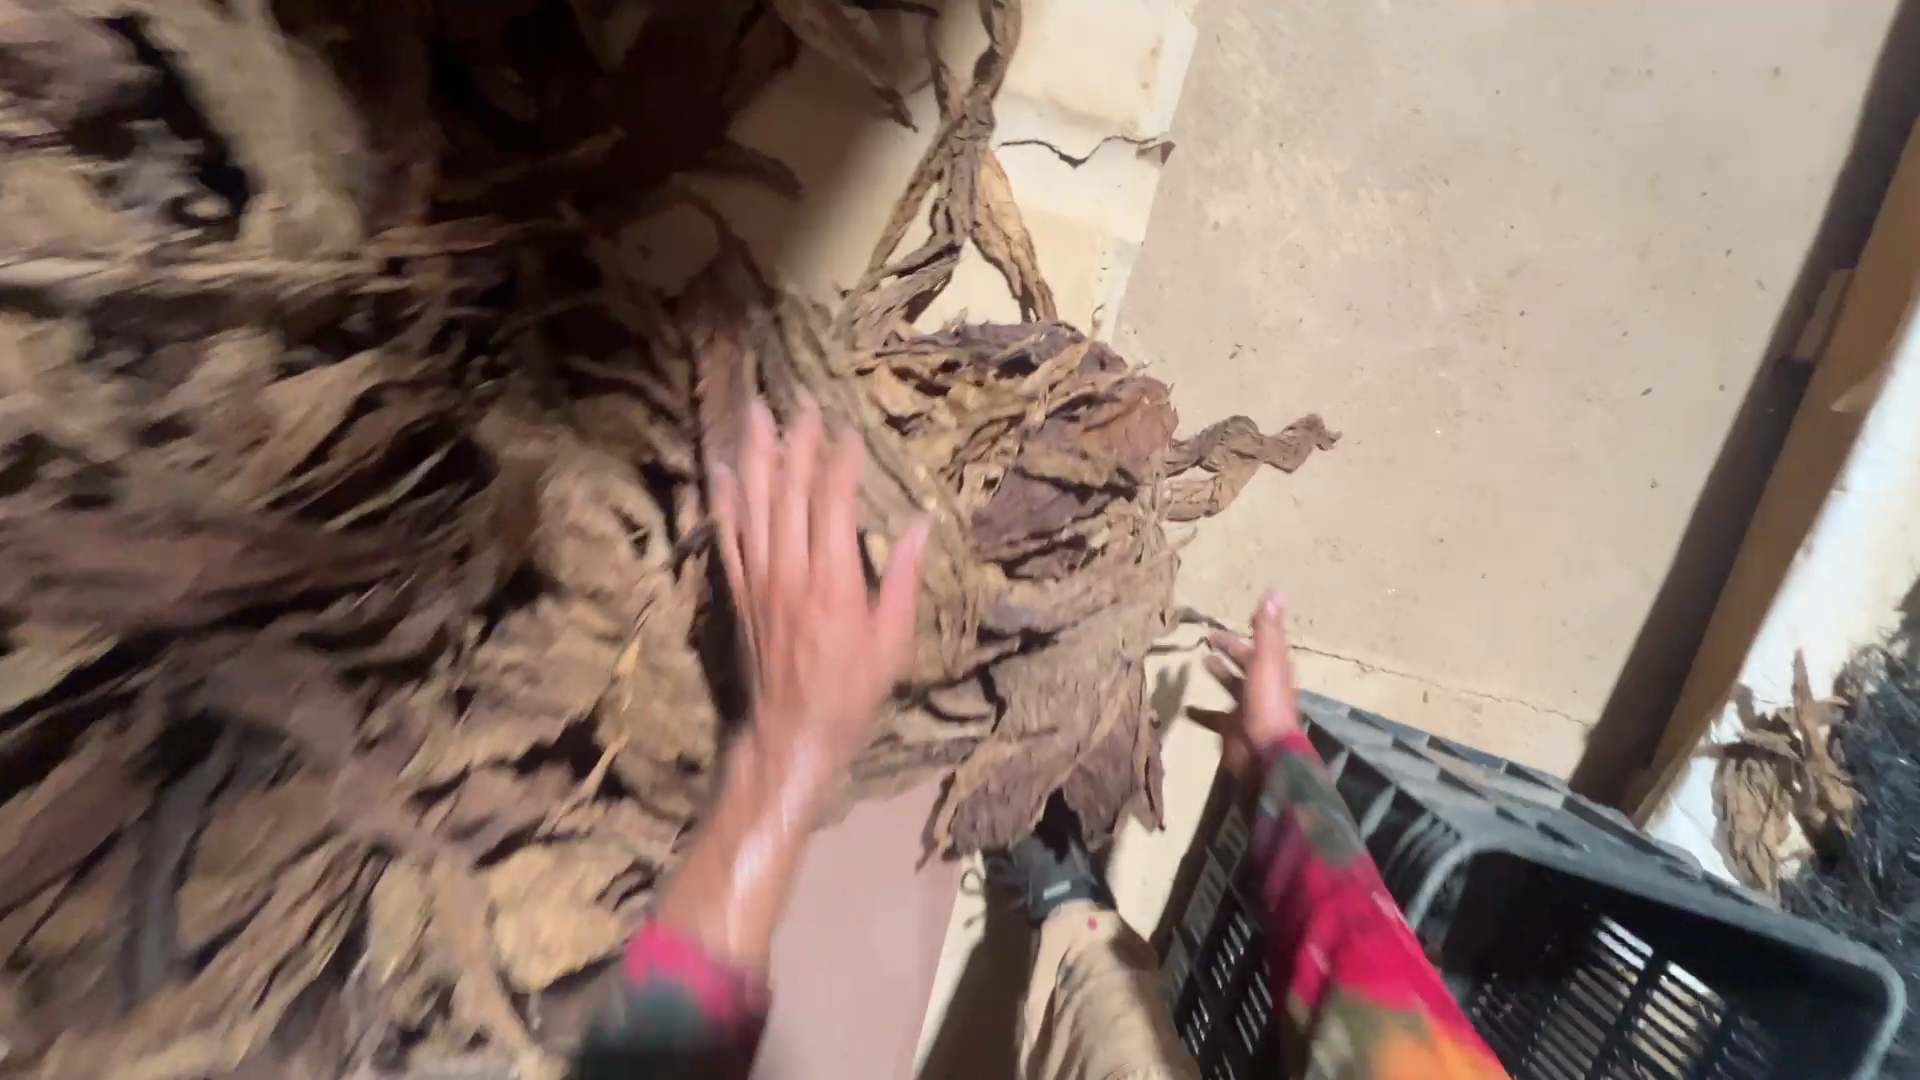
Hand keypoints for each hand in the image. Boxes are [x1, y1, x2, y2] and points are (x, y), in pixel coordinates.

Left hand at [708, 396, 929, 793]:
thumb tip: (919, 526)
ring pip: (752, 504)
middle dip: (797, 442)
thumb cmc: (850, 690)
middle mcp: (789, 570)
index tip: (849, 431)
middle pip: (789, 492)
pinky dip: (723, 499)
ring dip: (754, 455)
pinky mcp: (737, 591)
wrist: (789, 731)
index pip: (832, 503)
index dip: (840, 462)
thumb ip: (900, 580)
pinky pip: (726, 536)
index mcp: (833, 581)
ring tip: (755, 413)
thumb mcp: (892, 642)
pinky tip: (720, 469)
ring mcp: (757, 579)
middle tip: (803, 402)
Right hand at [1195, 590, 1301, 778]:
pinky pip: (1214, 716)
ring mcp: (1247, 708)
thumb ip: (1267, 628)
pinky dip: (1201, 711)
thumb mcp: (1267, 659)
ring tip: (1199, 663)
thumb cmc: (1266, 702)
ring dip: (1219, 674)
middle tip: (1207, 638)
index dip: (1246, 633)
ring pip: (1232, 686)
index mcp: (1272, 669)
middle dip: (1229, 650)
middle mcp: (1262, 687)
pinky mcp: (1232, 728)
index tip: (1227, 621)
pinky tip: (1185, 706)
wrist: (1264, 752)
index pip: (1259, 645)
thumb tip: (1276, 590)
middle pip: (1245, 663)